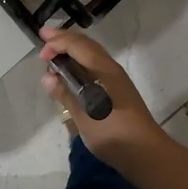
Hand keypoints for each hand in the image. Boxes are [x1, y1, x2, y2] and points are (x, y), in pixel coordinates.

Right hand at [38, 26, 166, 163]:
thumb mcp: (85, 117)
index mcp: (103, 70)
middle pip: (85, 44)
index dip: (57, 44)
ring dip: (73, 47)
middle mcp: (110, 68)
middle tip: (44, 35)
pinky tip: (73, 70)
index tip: (41, 53)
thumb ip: (66, 94)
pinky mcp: (117, 89)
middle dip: (64, 38)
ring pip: (91, 53)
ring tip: (55, 49)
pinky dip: (80, 60)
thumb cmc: (114, 134)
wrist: (147, 153)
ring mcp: (116, 78)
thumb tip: (47, 77)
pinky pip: (95, 64)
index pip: (77, 45)